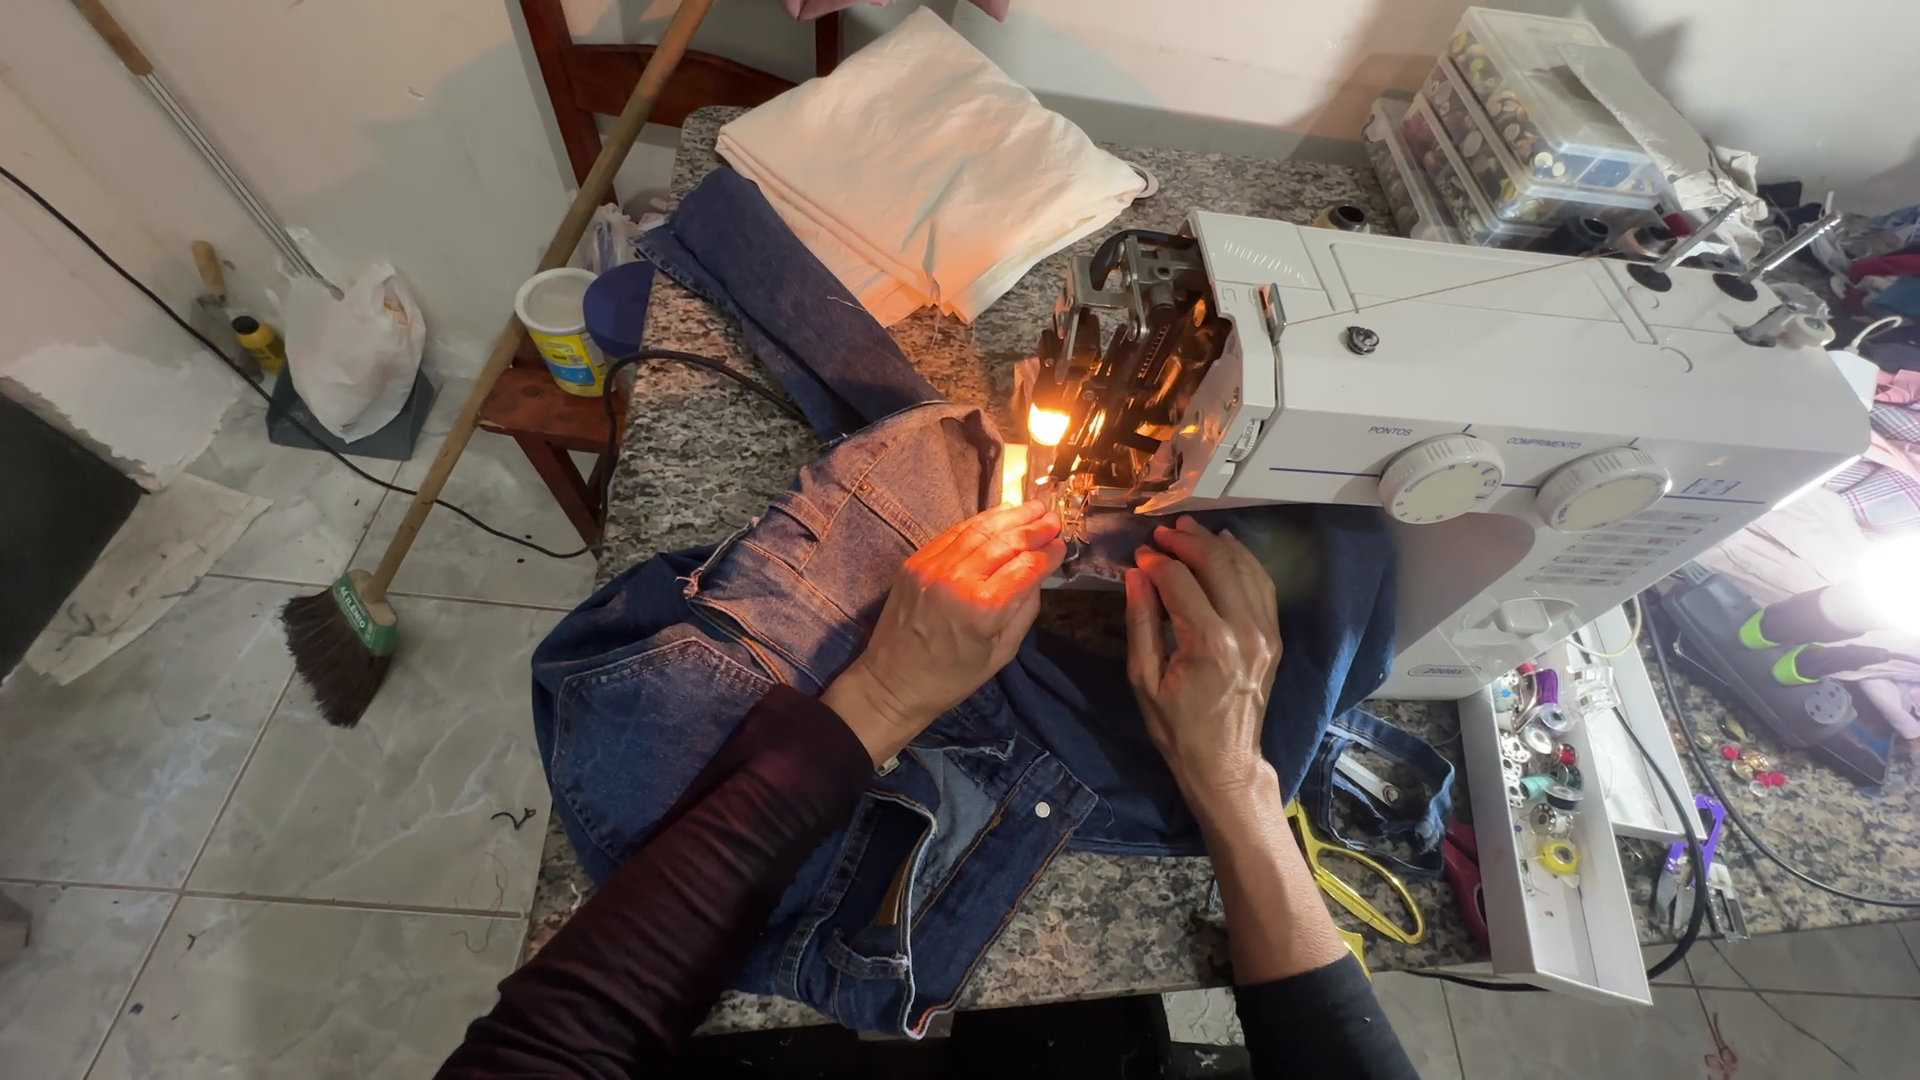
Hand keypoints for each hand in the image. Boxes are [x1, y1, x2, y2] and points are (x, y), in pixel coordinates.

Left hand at [824, 499, 1065, 763]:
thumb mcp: (1001, 653)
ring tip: (1033, 508)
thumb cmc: (951, 678)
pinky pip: (953, 533)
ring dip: (1009, 517)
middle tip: (1053, 519)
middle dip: (1032, 529)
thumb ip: (1024, 609)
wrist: (891, 682)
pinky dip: (979, 522)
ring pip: (979, 531)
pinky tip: (999, 515)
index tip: (1063, 544)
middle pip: (1004, 543)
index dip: (1048, 554)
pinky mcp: (916, 561)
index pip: (1025, 568)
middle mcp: (958, 579)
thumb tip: (1040, 573)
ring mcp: (933, 566)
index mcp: (983, 609)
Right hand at [1125, 517, 1283, 808]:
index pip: (1179, 581)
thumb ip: (1141, 622)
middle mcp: (1245, 630)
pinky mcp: (1274, 636)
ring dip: (1216, 543)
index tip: (1137, 556)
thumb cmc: (1176, 727)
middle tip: (1162, 532)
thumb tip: (1135, 576)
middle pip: (1217, 564)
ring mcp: (1266, 632)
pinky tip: (1226, 546)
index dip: (1155, 562)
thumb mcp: (1143, 679)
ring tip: (1188, 530)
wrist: (1224, 762)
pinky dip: (1244, 561)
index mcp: (1209, 643)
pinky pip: (1262, 585)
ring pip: (1244, 568)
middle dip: (1187, 541)